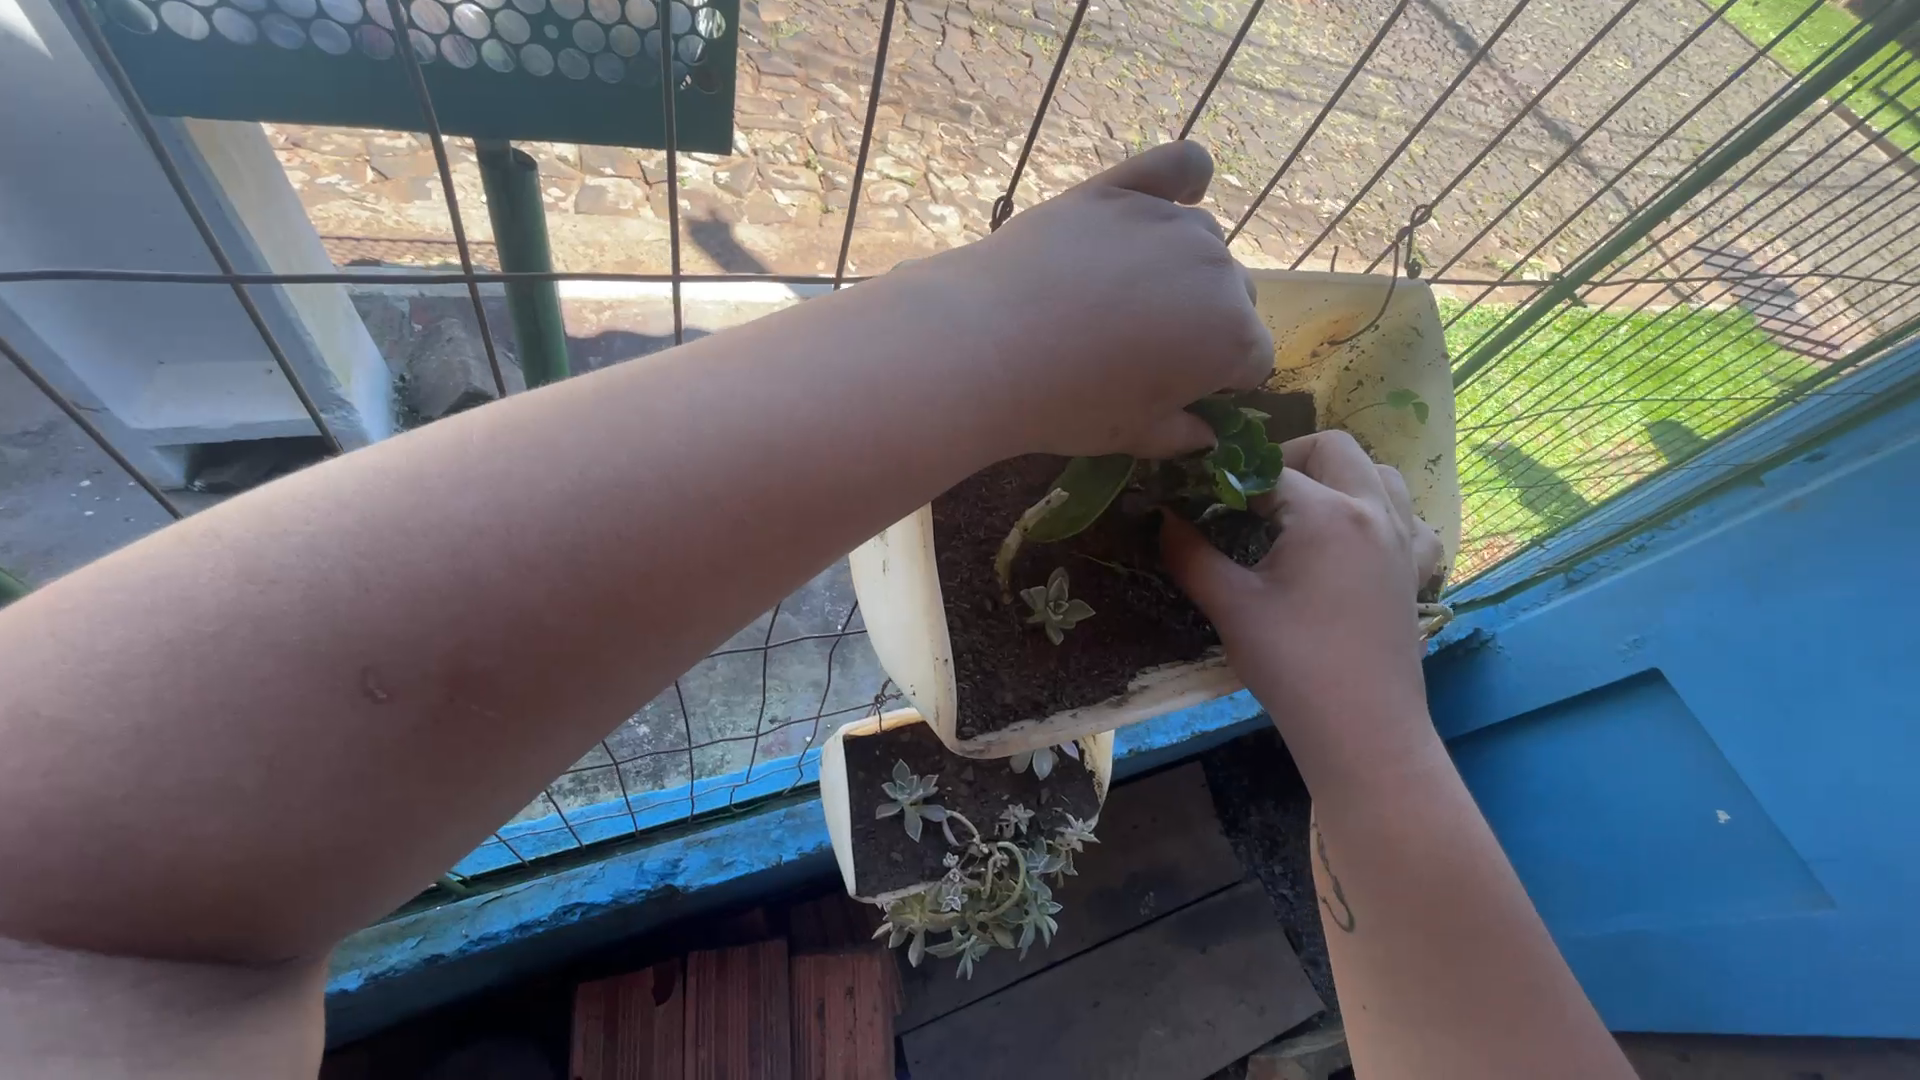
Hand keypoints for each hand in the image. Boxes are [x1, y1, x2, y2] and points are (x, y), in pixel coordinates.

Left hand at [909, 141, 1273, 459]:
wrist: (987, 348)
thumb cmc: (1066, 404)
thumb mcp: (1130, 437)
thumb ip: (1180, 436)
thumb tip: (1207, 436)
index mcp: (1232, 337)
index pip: (1252, 360)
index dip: (1220, 382)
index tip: (1179, 392)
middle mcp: (1217, 271)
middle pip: (1234, 298)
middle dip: (1206, 326)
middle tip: (1144, 351)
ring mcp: (1168, 223)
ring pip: (1203, 243)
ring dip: (1186, 269)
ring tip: (1129, 295)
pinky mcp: (1119, 191)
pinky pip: (1176, 167)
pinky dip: (1184, 177)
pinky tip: (1183, 189)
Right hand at [1160, 431, 1445, 763]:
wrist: (1360, 729)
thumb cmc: (1290, 664)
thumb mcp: (1229, 604)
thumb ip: (1189, 552)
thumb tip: (1162, 516)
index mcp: (1326, 513)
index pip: (1267, 468)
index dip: (1225, 476)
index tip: (1197, 495)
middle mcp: (1373, 511)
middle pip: (1334, 448)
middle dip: (1286, 459)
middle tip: (1251, 498)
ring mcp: (1404, 539)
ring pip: (1380, 473)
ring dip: (1339, 476)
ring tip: (1302, 511)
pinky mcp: (1415, 571)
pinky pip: (1410, 518)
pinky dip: (1382, 513)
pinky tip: (1355, 541)